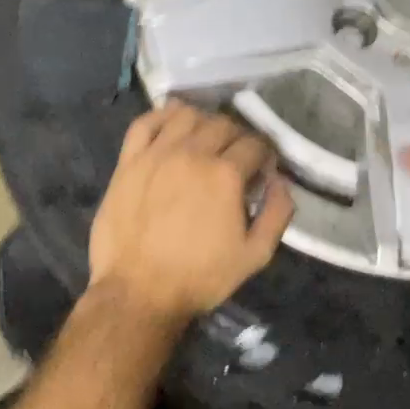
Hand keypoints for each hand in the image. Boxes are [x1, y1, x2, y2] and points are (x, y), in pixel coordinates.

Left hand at [88, 101, 295, 325]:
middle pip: (222, 124)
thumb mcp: (255, 255)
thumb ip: (277, 213)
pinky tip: (172, 127)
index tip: (262, 170)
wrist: (137, 293)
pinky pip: (145, 122)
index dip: (264, 155)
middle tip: (237, 159)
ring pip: (186, 115)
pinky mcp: (128, 161)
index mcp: (225, 175)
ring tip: (205, 142)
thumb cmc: (200, 277)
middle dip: (237, 137)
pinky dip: (162, 117)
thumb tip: (280, 181)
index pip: (255, 144)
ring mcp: (156, 154)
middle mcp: (192, 154)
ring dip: (203, 122)